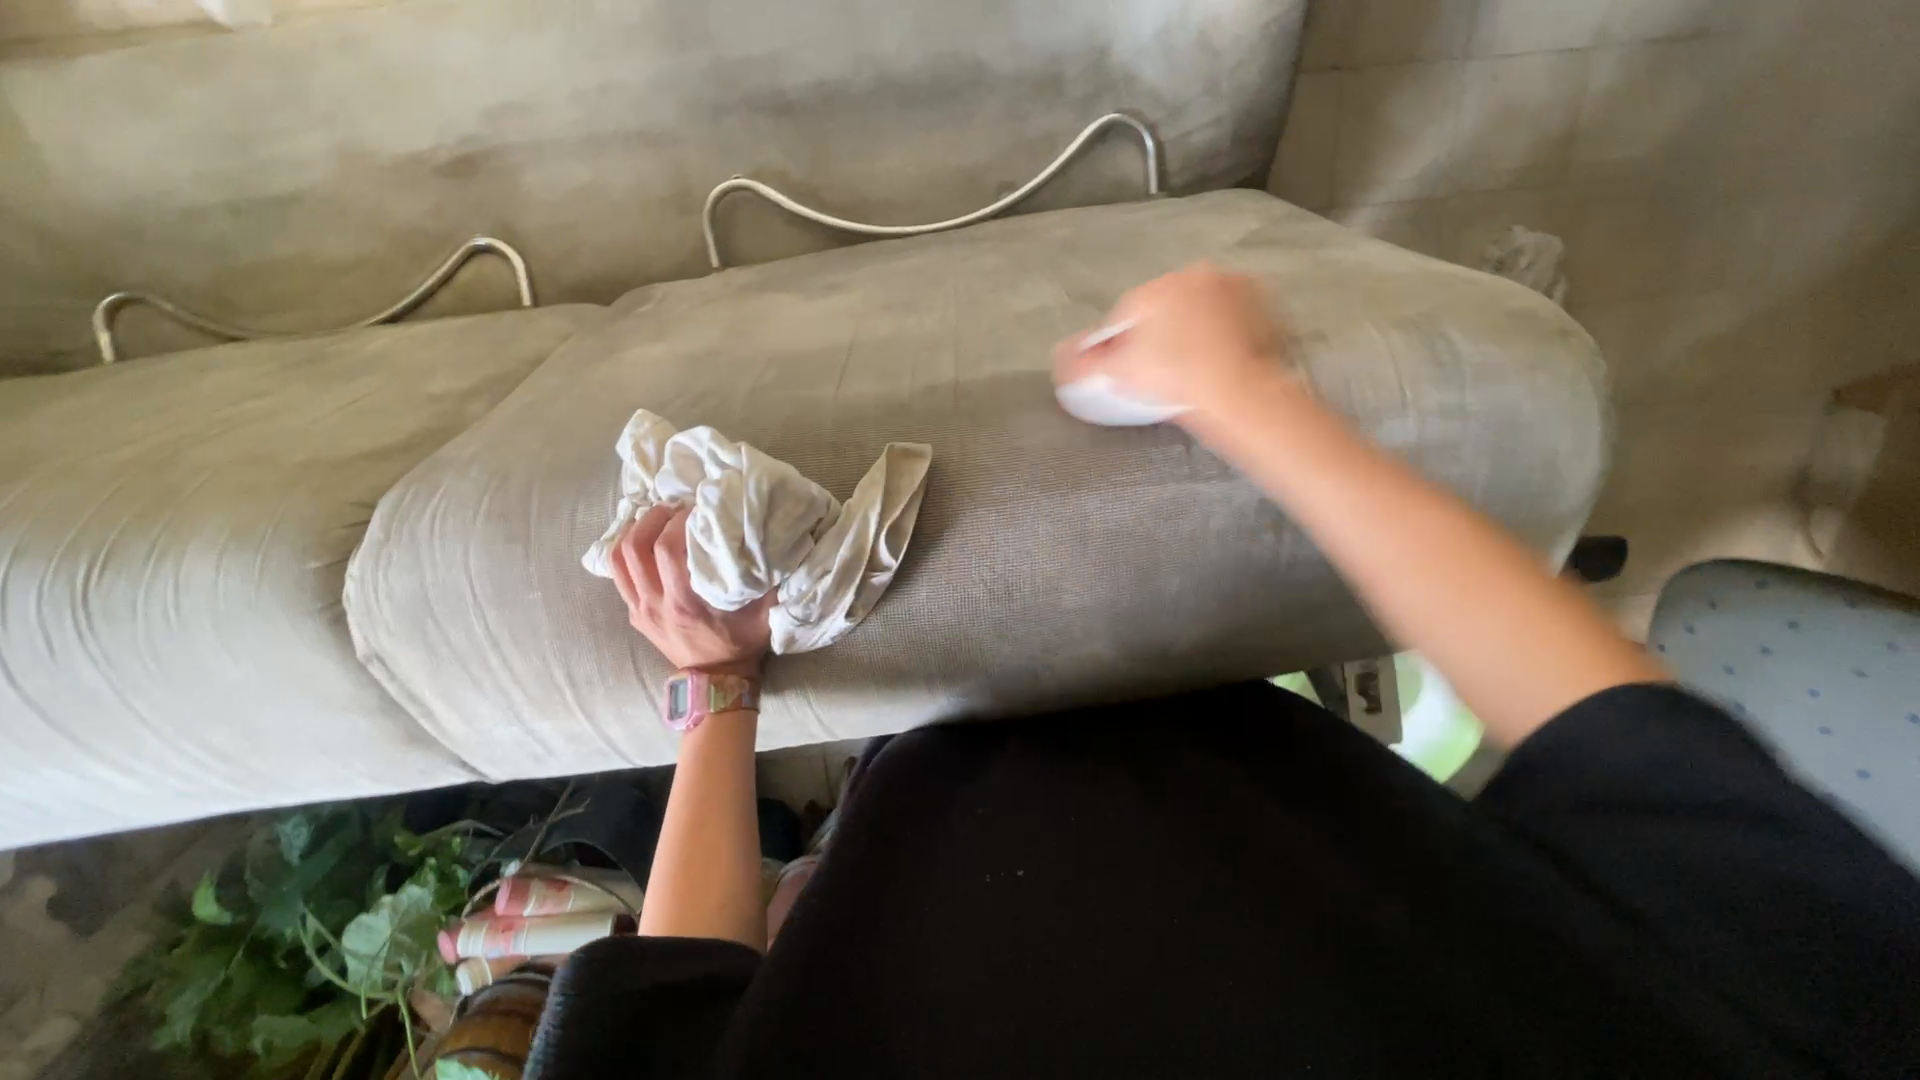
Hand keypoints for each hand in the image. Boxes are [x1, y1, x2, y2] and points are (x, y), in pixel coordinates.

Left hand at [607, 504, 772, 675]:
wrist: (718, 680)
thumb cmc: (742, 644)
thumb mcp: (764, 612)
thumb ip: (766, 577)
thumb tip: (768, 538)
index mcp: (685, 603)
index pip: (667, 549)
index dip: (678, 521)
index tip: (696, 508)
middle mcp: (656, 604)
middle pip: (635, 546)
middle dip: (653, 518)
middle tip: (674, 507)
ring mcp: (641, 610)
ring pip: (619, 558)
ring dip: (634, 531)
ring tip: (656, 519)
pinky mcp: (635, 613)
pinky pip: (618, 574)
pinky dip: (626, 551)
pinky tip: (644, 540)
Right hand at [1053, 263, 1288, 419]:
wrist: (1239, 396)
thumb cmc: (1172, 382)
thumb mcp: (1114, 376)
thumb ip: (1078, 364)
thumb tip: (1058, 355)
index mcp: (1156, 287)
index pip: (1126, 315)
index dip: (1122, 347)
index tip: (1130, 374)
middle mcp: (1194, 275)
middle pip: (1164, 308)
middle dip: (1159, 334)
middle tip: (1162, 374)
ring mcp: (1234, 286)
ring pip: (1198, 310)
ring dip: (1191, 330)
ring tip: (1191, 369)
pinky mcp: (1264, 305)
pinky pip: (1232, 317)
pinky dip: (1224, 332)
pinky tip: (1218, 360)